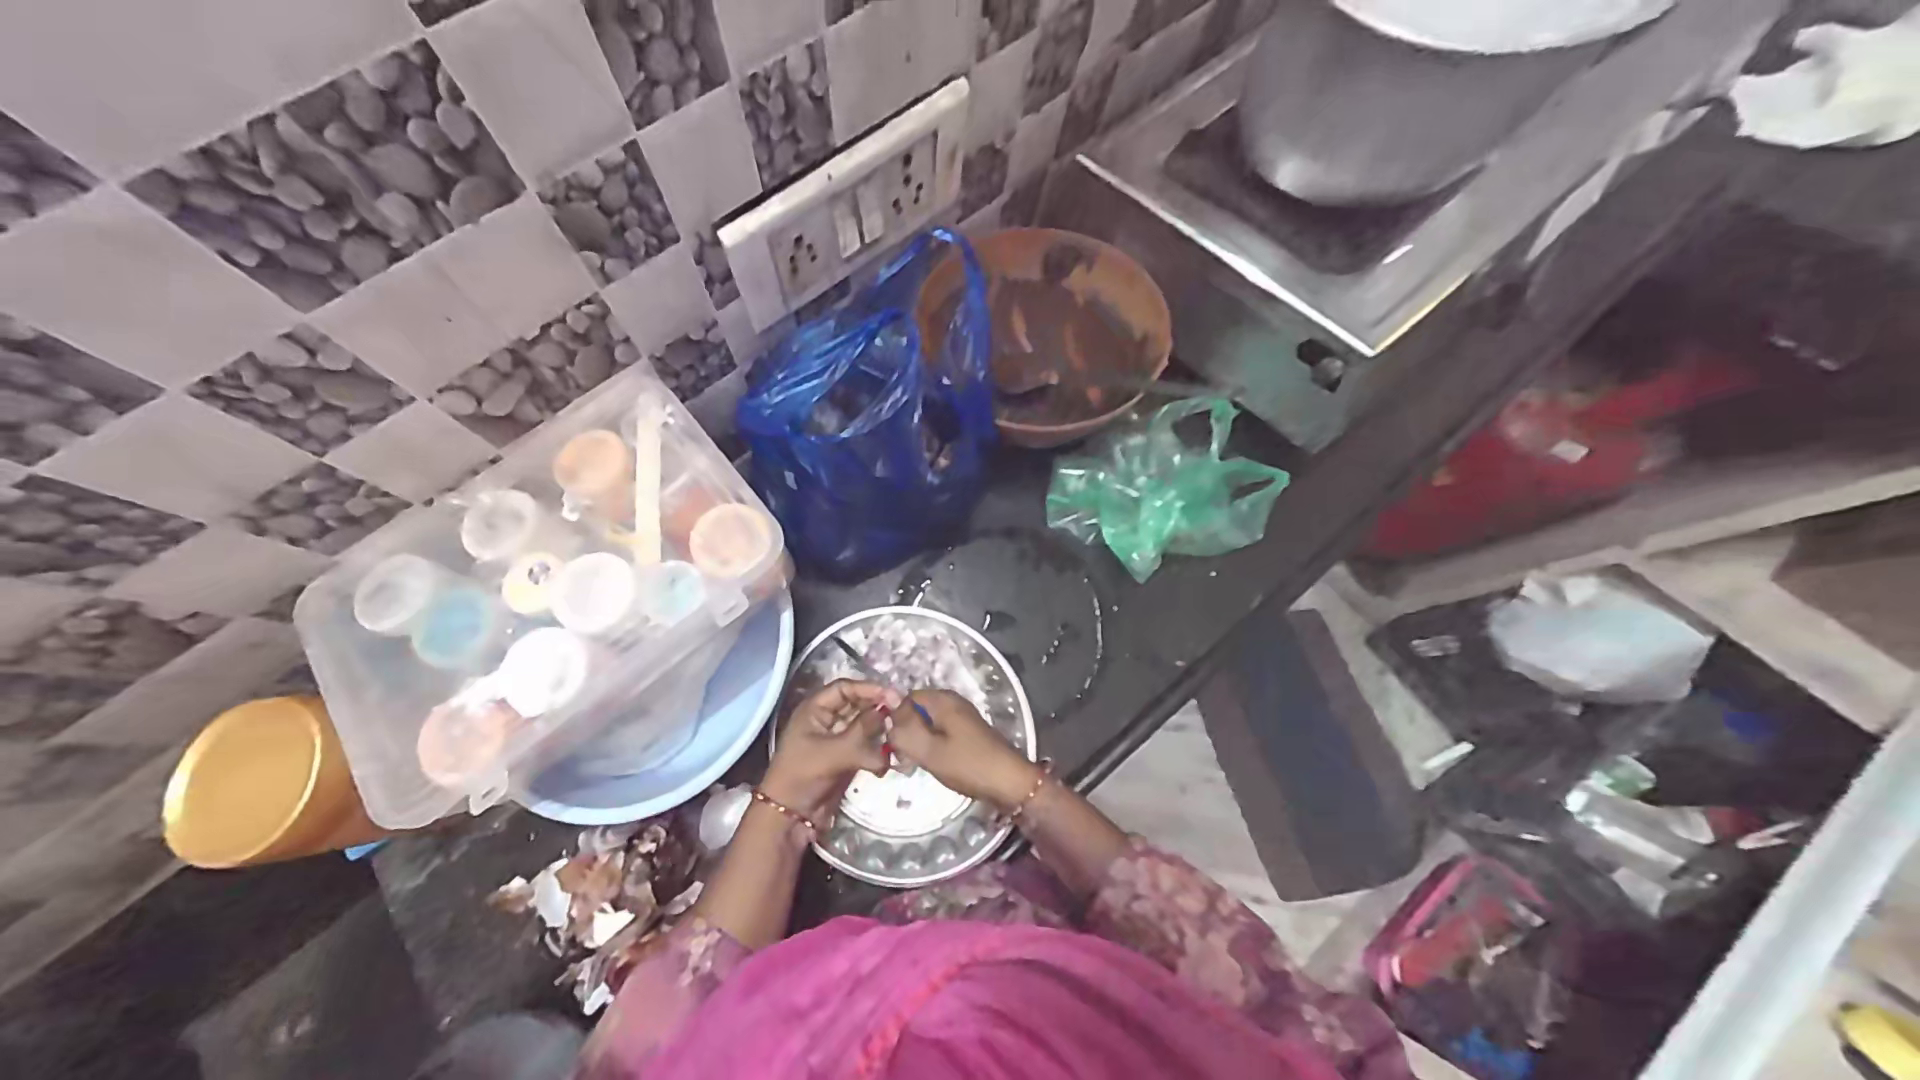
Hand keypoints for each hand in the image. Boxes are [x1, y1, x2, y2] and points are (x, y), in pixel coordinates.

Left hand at [762, 680, 894, 824]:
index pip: (845, 688)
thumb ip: (862, 730)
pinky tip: (889, 757)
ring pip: (864, 726)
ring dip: (880, 731)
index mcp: (815, 710)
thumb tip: (887, 710)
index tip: (893, 696)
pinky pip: (866, 747)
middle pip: (857, 705)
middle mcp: (826, 720)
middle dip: (878, 709)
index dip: (869, 689)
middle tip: (900, 714)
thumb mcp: (833, 751)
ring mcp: (836, 740)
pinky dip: (877, 751)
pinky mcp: (845, 759)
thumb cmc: (804, 775)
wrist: (791, 817)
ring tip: (897, 736)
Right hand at [888, 689, 1039, 809]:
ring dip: (918, 740)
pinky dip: (932, 744)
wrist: (1009, 782)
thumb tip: (887, 712)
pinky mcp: (967, 731)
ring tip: (914, 763)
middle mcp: (952, 702)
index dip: (894, 718)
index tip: (891, 742)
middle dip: (906, 730)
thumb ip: (904, 731)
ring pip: (928, 722)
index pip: (906, 698)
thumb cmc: (968, 765)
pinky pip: (941, 731)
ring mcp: (962, 716)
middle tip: (902, 757)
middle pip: (917, 709)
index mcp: (943, 700)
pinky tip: (932, 763)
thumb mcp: (929, 750)